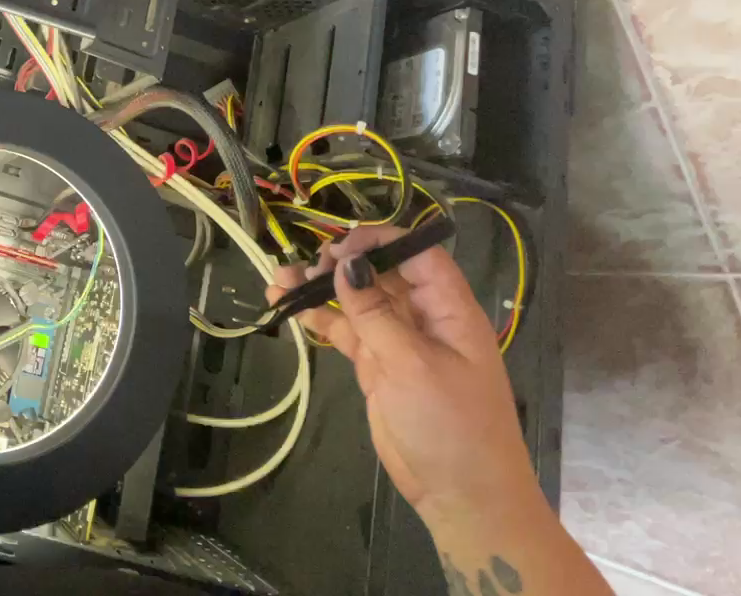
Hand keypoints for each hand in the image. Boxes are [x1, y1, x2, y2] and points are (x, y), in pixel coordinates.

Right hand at [268, 225, 537, 524]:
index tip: (339, 249)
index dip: (379, 242)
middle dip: (341, 263)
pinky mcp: (376, 363)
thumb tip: (346, 264)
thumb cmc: (451, 426)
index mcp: (450, 311)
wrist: (461, 497)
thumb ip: (375, 313)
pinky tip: (286, 305)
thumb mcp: (411, 364)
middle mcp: (424, 317)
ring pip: (354, 299)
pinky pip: (343, 328)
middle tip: (307, 267)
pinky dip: (316, 315)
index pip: (418, 255)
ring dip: (318, 287)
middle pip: (380, 272)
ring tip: (279, 279)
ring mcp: (397, 340)